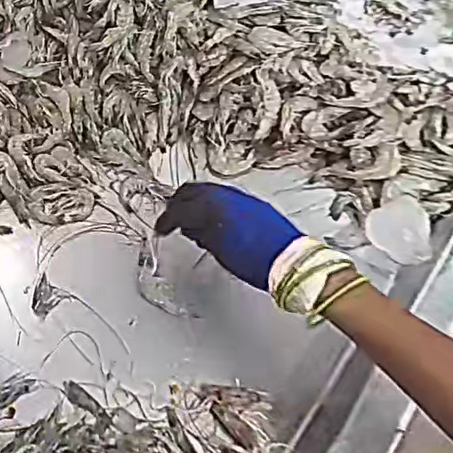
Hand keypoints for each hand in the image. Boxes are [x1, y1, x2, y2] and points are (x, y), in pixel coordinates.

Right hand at [154, 182, 303, 290]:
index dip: (165, 220)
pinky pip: (223, 196)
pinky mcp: (252, 202)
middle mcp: (225, 196)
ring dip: (194, 202)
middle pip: (190, 192)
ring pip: (206, 191)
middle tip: (171, 218)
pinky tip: (212, 219)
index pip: (179, 210)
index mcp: (212, 207)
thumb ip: (201, 235)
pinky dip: (211, 204)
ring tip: (190, 221)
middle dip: (177, 204)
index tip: (161, 228)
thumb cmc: (257, 261)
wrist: (290, 261)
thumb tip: (191, 229)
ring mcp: (240, 197)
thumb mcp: (219, 251)